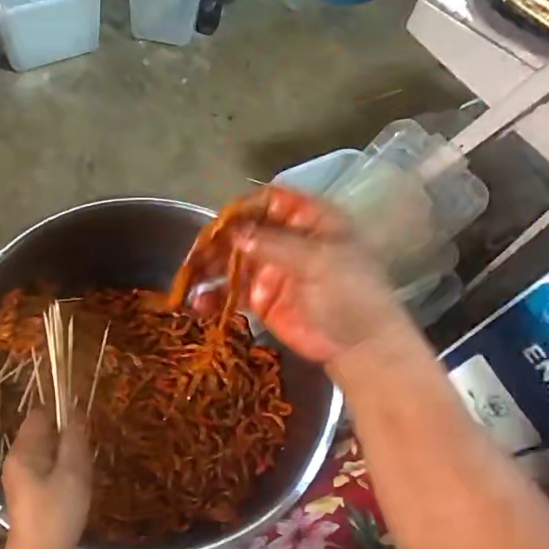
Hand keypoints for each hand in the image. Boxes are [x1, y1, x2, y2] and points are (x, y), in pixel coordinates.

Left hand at [0, 409, 89, 548]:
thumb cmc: (57, 514)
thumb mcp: (73, 473)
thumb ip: (74, 440)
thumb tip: (75, 413)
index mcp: (23, 449)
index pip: (40, 413)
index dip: (61, 412)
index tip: (83, 423)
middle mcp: (14, 458)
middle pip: (41, 432)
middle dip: (64, 435)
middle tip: (87, 450)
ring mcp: (17, 475)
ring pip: (43, 451)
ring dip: (64, 454)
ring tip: (82, 469)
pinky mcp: (24, 491)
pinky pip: (42, 467)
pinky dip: (58, 469)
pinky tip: (73, 485)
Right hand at [199, 187, 414, 364]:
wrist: (360, 347)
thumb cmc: (350, 296)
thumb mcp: (318, 261)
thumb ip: (275, 244)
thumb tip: (233, 233)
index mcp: (310, 220)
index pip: (270, 200)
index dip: (244, 208)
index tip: (220, 225)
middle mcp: (287, 240)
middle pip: (244, 230)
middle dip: (217, 241)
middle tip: (195, 256)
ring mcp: (272, 269)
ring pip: (231, 259)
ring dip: (209, 268)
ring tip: (189, 280)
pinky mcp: (260, 299)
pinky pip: (230, 292)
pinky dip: (213, 297)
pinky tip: (198, 305)